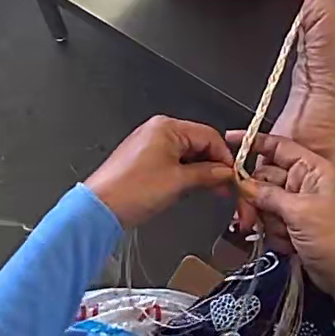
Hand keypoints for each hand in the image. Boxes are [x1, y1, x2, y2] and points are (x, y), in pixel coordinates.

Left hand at [85, 116, 236, 227]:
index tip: (233, 176)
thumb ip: (207, 174)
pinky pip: (172, 161)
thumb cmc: (130, 190)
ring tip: (209, 190)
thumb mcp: (179, 182)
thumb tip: (225, 172)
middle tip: (224, 186)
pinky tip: (189, 188)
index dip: (224, 157)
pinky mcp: (143, 159)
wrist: (101, 207)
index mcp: (166, 127)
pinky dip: (184, 174)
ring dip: (199, 171)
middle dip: (212, 165)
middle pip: (198, 143)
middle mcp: (156, 131)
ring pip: (186, 154)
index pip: (209, 135)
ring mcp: (149, 144)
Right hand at [230, 130, 334, 318]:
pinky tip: (285, 244)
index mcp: (313, 170)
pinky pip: (269, 221)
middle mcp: (304, 183)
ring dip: (264, 219)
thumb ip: (267, 194)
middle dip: (252, 196)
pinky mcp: (294, 225)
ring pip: (262, 201)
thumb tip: (241, 183)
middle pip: (263, 177)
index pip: (278, 146)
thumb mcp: (301, 212)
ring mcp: (299, 205)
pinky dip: (272, 232)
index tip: (228, 140)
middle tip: (247, 216)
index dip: (253, 142)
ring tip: (278, 235)